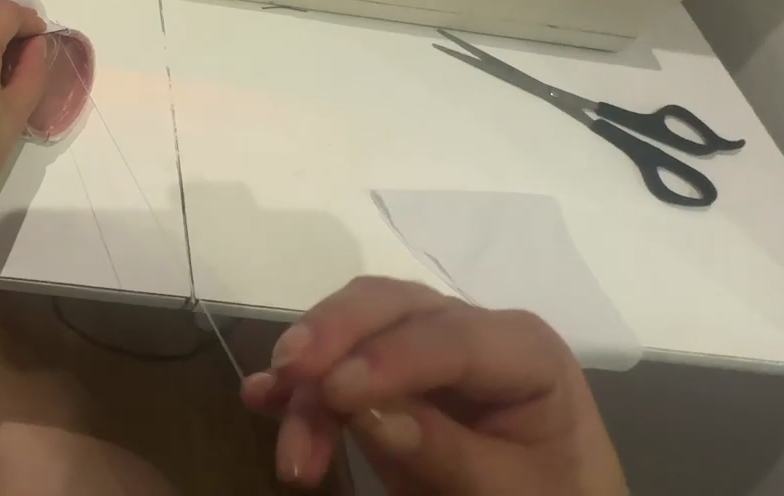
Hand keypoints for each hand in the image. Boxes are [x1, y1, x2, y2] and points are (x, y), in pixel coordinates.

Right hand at [242, 276, 625, 495]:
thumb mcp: (515, 495)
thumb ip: (447, 451)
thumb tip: (364, 409)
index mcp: (522, 350)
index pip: (449, 338)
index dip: (387, 359)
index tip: (333, 392)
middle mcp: (464, 325)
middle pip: (385, 306)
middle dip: (330, 335)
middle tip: (287, 371)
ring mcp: (416, 338)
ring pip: (347, 326)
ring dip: (306, 375)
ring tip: (283, 433)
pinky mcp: (381, 363)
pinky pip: (330, 358)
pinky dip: (295, 380)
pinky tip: (261, 398)